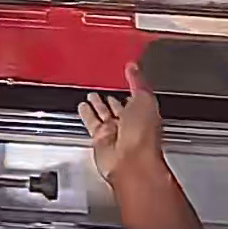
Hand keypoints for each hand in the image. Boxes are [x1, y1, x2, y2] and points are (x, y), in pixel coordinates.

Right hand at [78, 62, 168, 186]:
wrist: (131, 162)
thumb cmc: (144, 136)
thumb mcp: (145, 100)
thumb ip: (138, 82)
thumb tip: (134, 66)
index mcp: (144, 114)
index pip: (135, 97)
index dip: (130, 87)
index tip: (125, 76)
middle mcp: (130, 124)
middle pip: (118, 108)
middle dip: (110, 99)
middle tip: (104, 89)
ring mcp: (114, 132)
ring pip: (103, 115)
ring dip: (96, 105)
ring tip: (91, 96)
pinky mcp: (99, 138)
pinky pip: (91, 122)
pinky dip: (86, 114)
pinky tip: (82, 107)